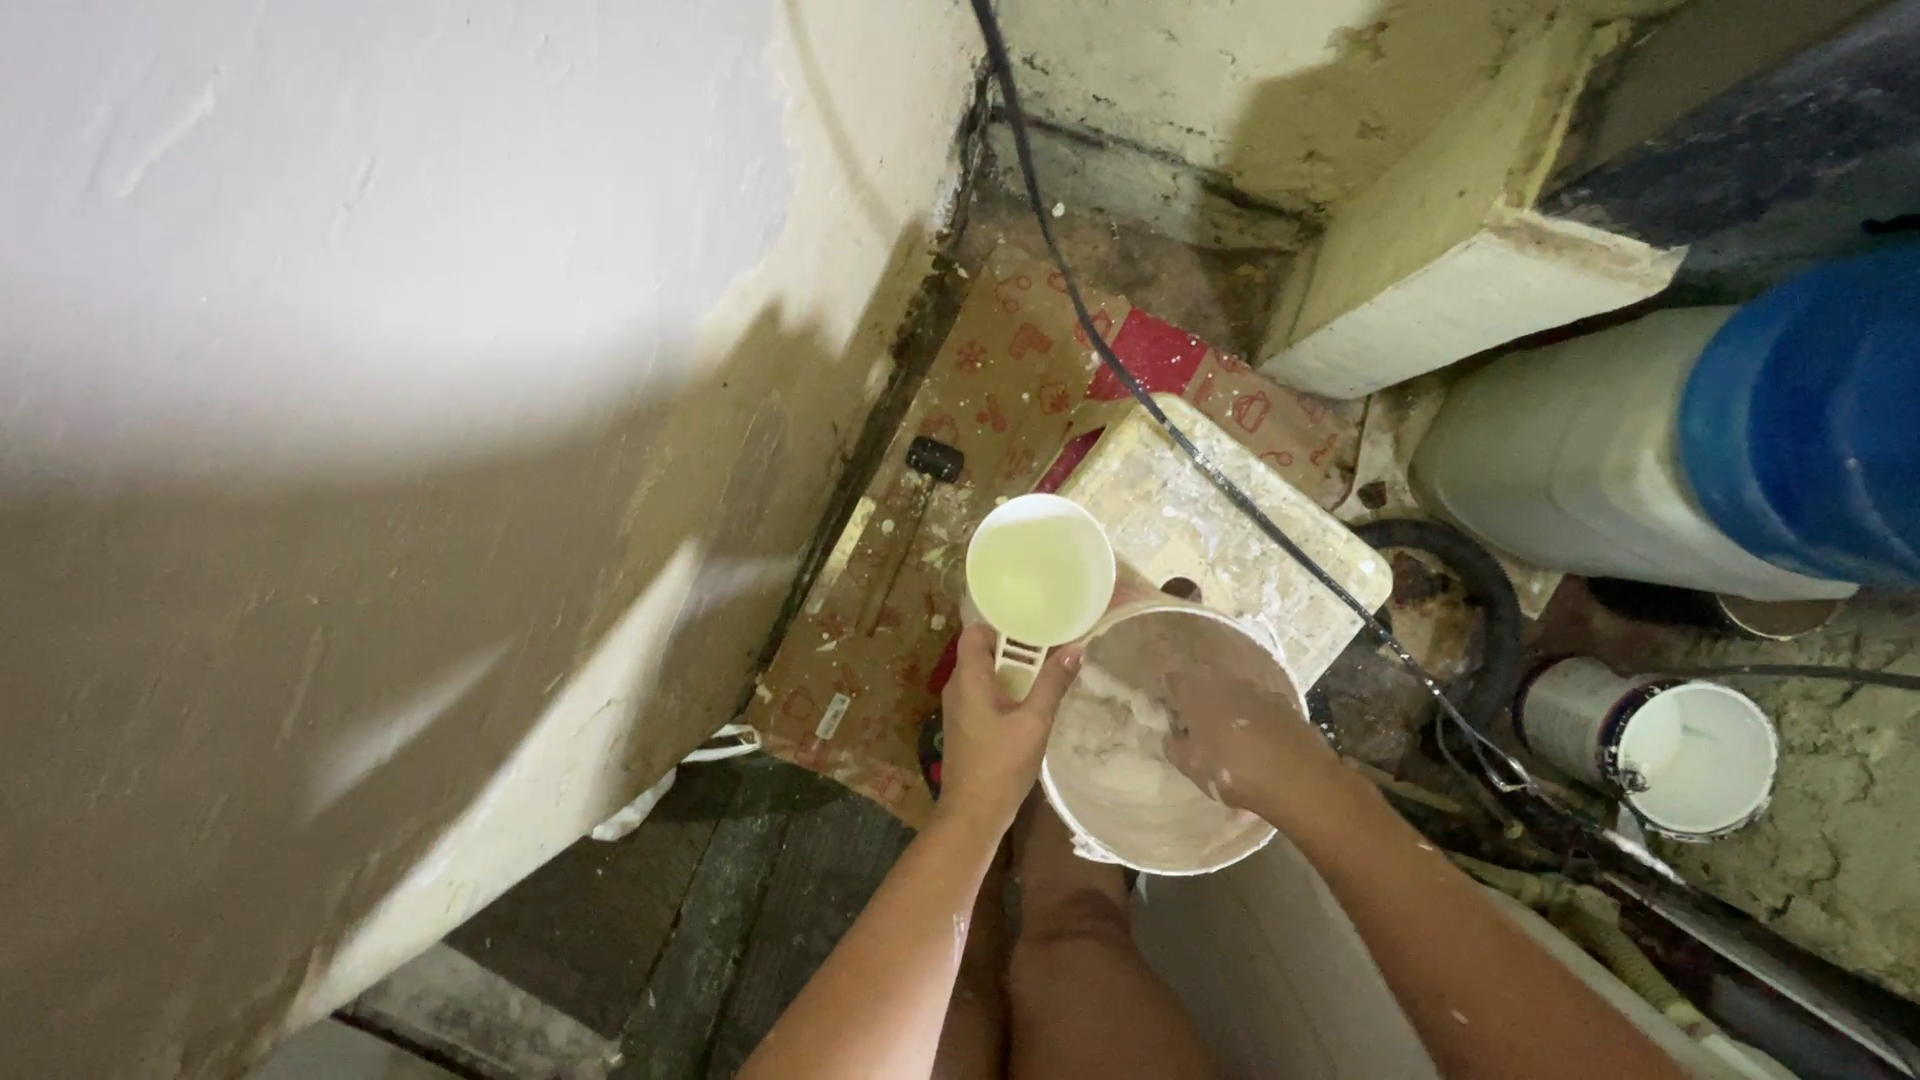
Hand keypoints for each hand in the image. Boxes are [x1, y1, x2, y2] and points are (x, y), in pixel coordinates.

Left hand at [937, 623, 1081, 833]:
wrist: (973, 813)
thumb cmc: (1001, 764)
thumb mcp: (1034, 722)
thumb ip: (1053, 683)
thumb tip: (1075, 648)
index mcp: (967, 678)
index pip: (974, 632)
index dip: (1000, 623)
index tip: (1032, 623)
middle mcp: (957, 686)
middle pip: (982, 651)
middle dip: (1016, 646)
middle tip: (1050, 644)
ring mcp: (959, 707)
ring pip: (985, 674)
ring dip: (1014, 670)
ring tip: (1048, 668)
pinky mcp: (966, 724)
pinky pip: (985, 693)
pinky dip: (1007, 689)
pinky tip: (1033, 700)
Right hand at [1161, 670, 1344, 820]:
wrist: (1299, 780)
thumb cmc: (1231, 770)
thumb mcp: (1190, 766)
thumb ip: (1174, 747)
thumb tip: (1172, 737)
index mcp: (1197, 690)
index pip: (1171, 680)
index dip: (1164, 696)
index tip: (1165, 716)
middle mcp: (1227, 681)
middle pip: (1204, 685)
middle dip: (1197, 704)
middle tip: (1194, 731)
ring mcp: (1260, 691)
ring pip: (1234, 697)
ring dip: (1227, 713)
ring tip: (1229, 743)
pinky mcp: (1286, 706)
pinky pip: (1260, 710)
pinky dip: (1254, 723)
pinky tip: (1258, 748)